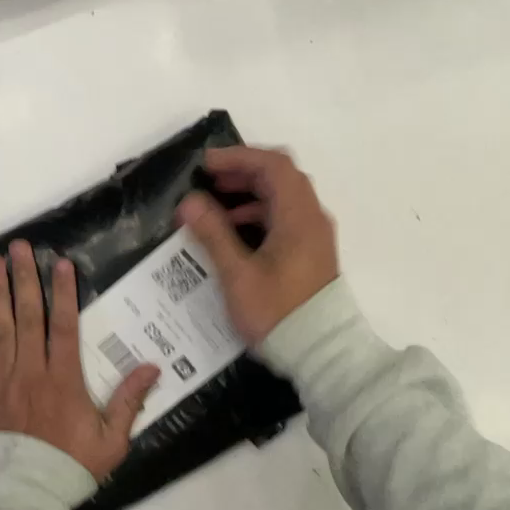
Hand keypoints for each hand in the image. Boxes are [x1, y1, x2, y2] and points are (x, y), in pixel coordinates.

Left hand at [0, 241, 162, 481]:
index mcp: (64, 379)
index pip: (64, 326)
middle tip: (19, 247)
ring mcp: (2, 381)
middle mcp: (31, 372)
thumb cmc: (72, 466)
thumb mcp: (112, 439)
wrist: (27, 493)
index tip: (60, 263)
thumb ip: (129, 401)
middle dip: (24, 279)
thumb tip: (153, 368)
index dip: (63, 293)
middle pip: (28, 317)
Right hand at [177, 147, 340, 346]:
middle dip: (243, 173)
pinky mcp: (310, 254)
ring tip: (214, 209)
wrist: (319, 352)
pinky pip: (284, 220)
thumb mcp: (238, 274)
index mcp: (298, 217)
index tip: (206, 165)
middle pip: (280, 178)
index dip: (239, 157)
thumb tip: (190, 202)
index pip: (273, 166)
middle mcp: (311, 219)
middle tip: (208, 182)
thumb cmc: (277, 311)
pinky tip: (233, 235)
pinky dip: (258, 215)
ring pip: (282, 199)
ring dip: (249, 195)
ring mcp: (314, 237)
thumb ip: (213, 234)